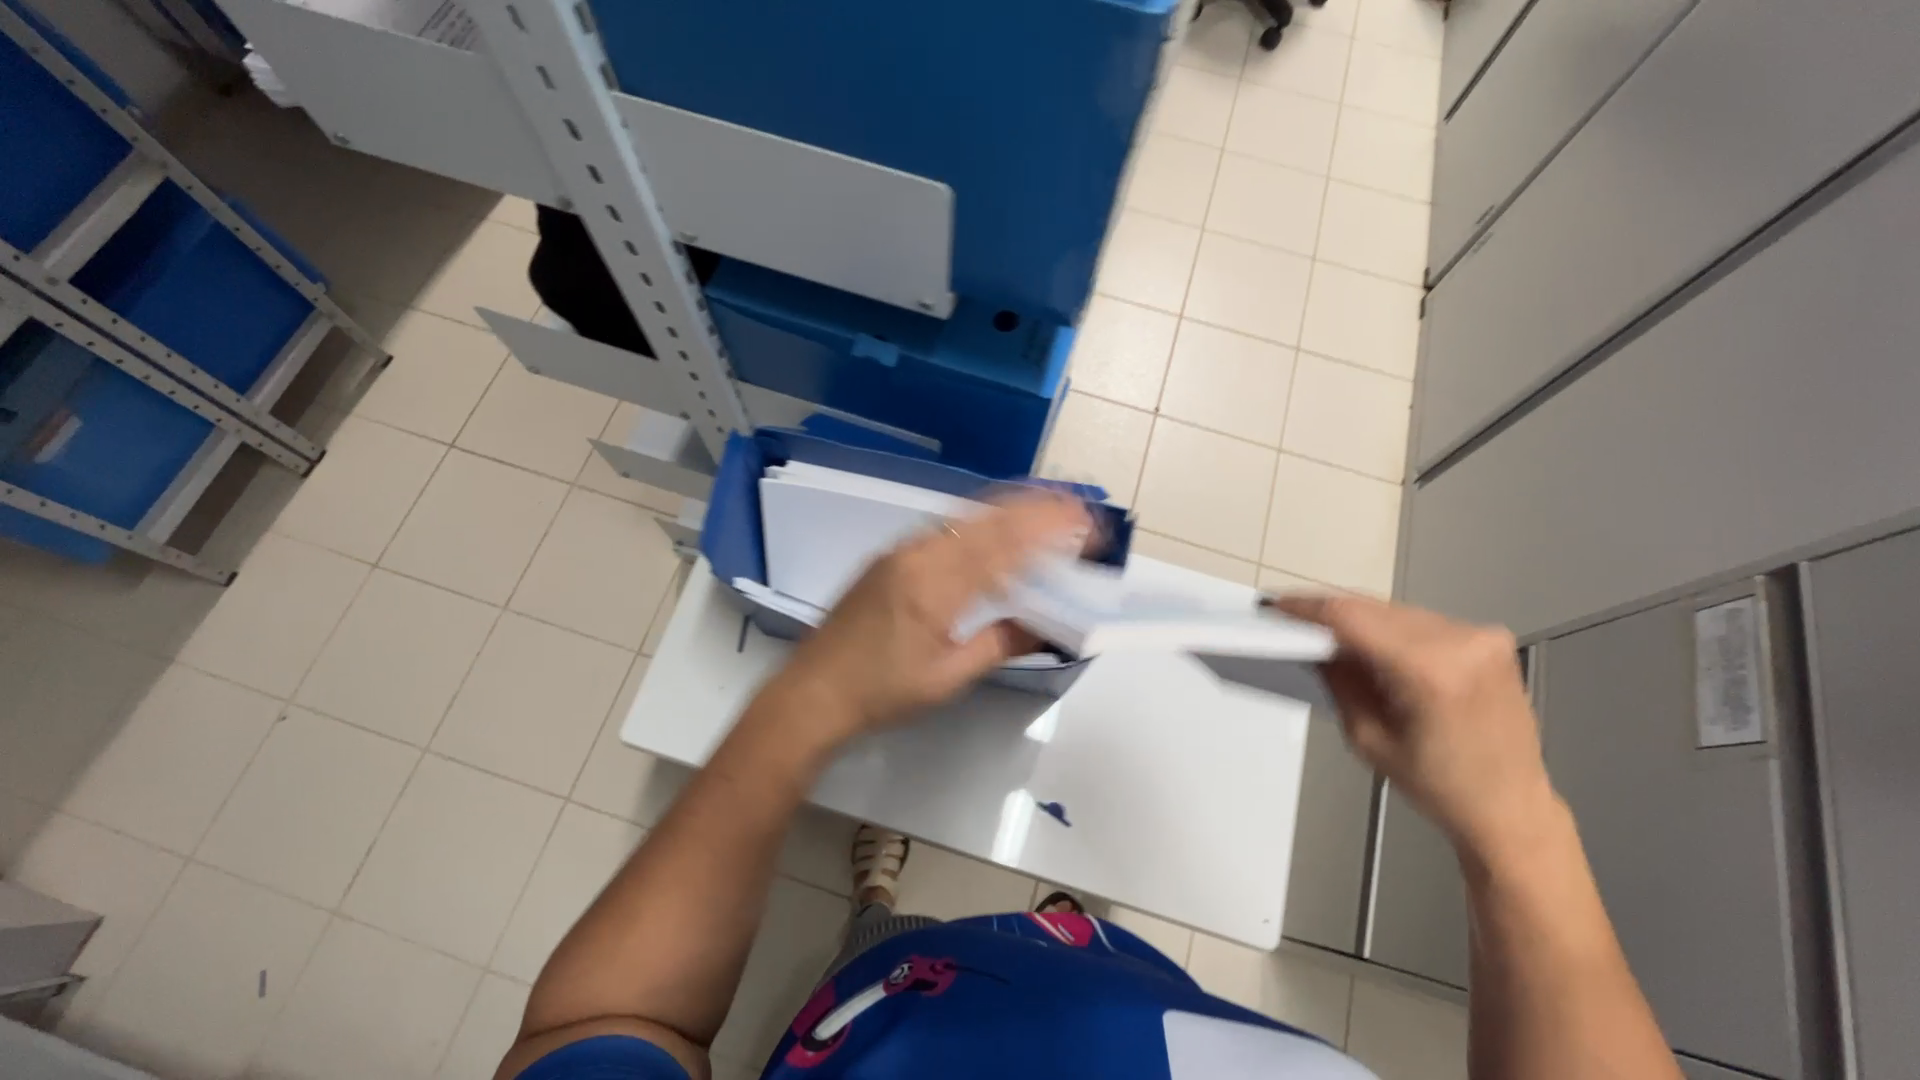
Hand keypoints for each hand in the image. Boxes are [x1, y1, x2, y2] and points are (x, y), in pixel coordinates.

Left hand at [774, 490, 1091, 738]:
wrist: (812, 692)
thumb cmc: (881, 693)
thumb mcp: (948, 677)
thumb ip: (999, 644)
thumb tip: (1045, 627)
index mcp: (936, 585)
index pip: (1005, 546)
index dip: (1049, 530)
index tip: (1085, 524)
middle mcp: (918, 555)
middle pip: (987, 520)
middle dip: (1036, 508)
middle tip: (1077, 507)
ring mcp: (899, 552)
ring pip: (964, 519)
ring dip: (1008, 510)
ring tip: (1047, 507)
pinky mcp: (888, 559)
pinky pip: (943, 530)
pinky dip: (979, 523)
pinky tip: (995, 529)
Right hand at [1271, 594, 1557, 861]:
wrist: (1512, 805)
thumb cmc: (1439, 786)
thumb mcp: (1368, 737)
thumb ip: (1340, 680)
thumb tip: (1316, 644)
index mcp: (1431, 671)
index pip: (1352, 618)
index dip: (1308, 608)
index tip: (1275, 606)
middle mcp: (1461, 641)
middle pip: (1374, 608)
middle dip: (1331, 613)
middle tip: (1293, 622)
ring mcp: (1481, 636)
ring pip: (1397, 611)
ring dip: (1362, 620)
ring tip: (1329, 637)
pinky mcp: (1490, 638)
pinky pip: (1422, 621)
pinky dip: (1391, 629)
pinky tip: (1373, 646)